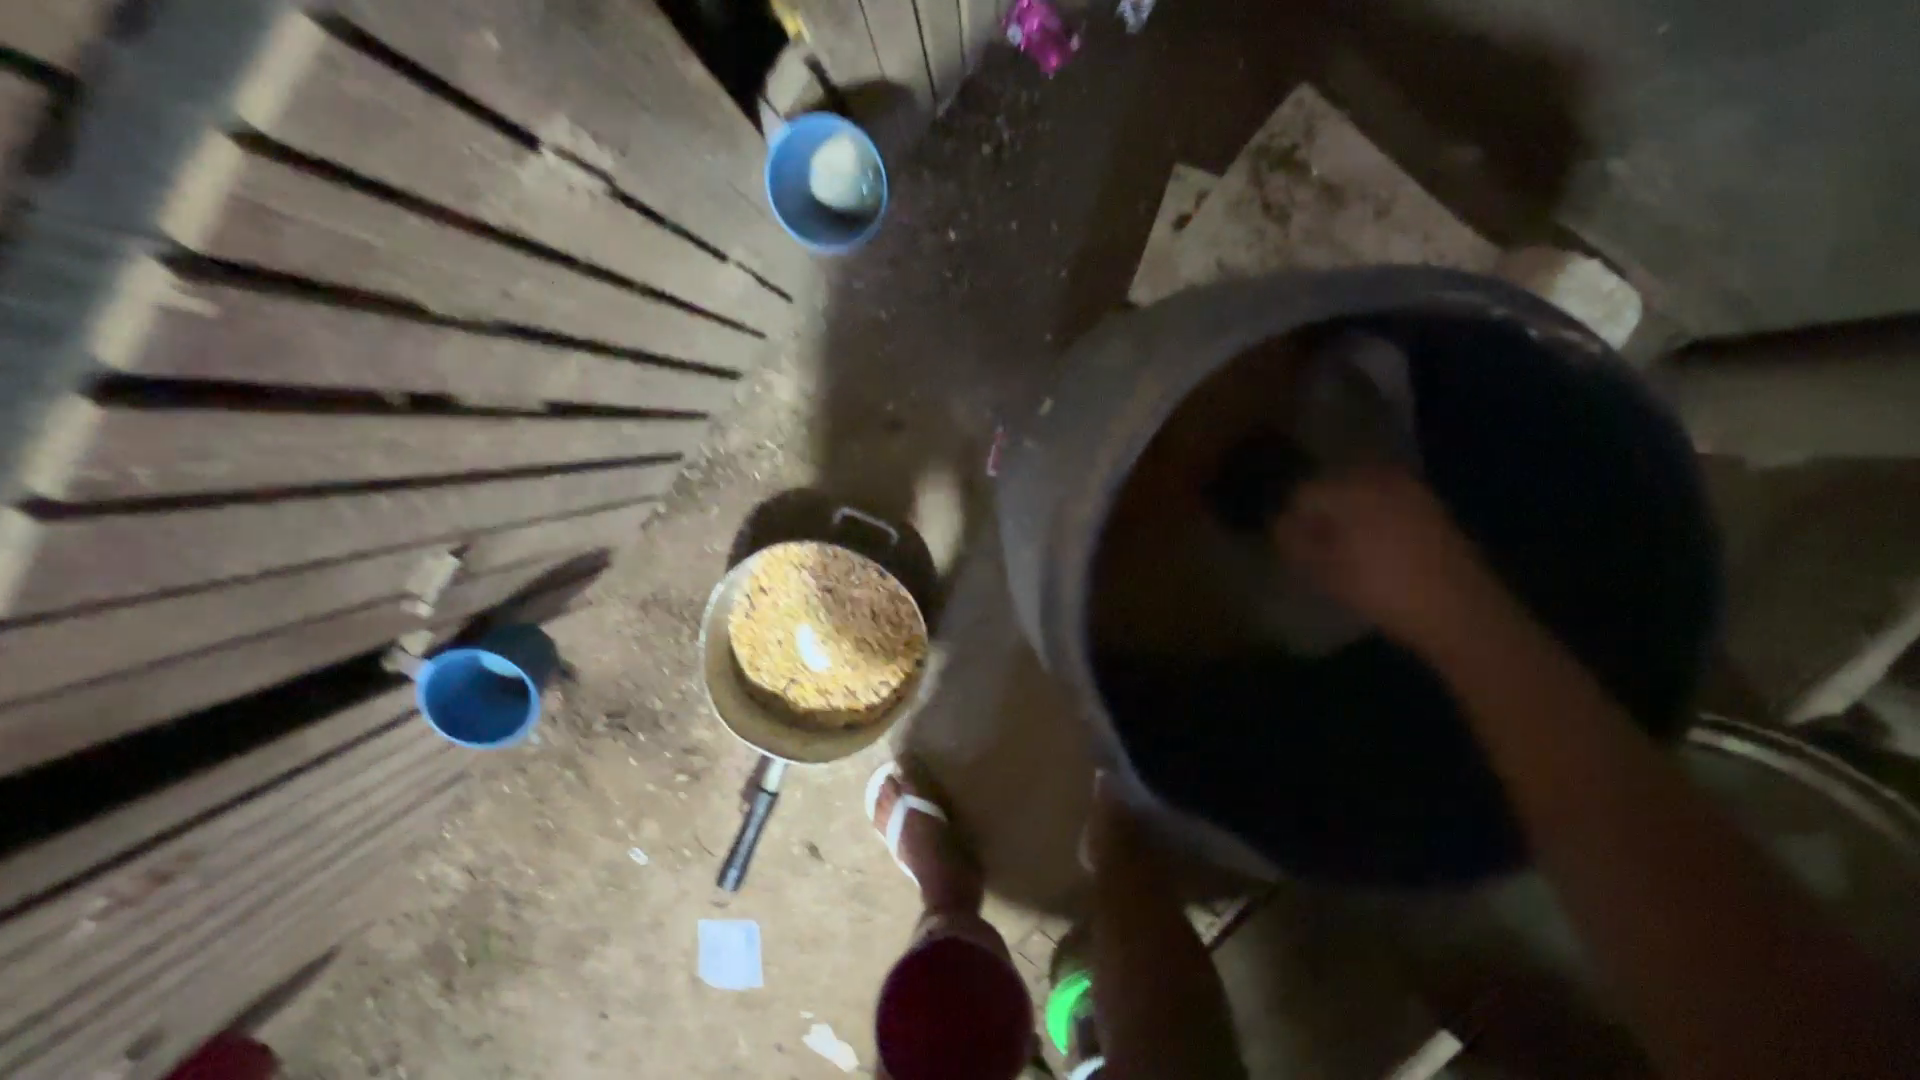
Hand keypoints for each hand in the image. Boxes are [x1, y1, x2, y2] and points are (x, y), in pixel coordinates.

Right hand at [1273, 465, 1503, 649]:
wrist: (1461, 608)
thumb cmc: (1384, 590)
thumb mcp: (1326, 572)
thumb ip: (1295, 542)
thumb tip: (1280, 525)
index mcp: (1350, 488)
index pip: (1303, 493)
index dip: (1293, 521)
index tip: (1294, 548)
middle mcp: (1380, 476)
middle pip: (1333, 485)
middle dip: (1321, 511)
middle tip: (1318, 547)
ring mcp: (1411, 487)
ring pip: (1362, 491)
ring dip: (1348, 512)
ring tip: (1347, 548)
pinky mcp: (1432, 503)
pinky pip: (1388, 499)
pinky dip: (1375, 514)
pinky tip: (1378, 547)